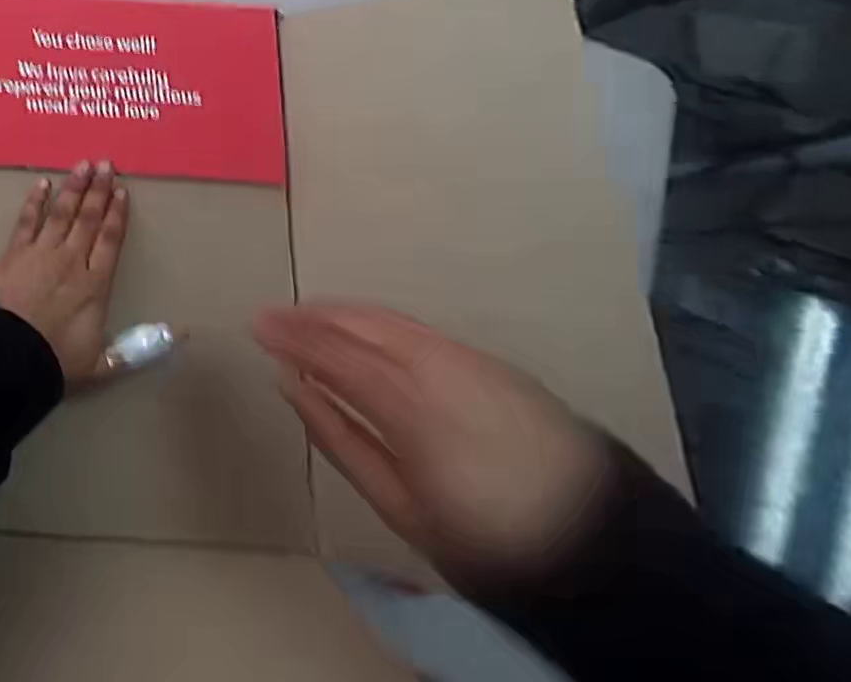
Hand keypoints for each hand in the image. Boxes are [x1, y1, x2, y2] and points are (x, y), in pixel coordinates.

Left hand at [0, 161, 128, 383]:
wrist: (6, 358)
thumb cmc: (55, 361)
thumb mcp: (101, 363)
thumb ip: (136, 349)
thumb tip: (179, 337)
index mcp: (95, 284)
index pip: (111, 239)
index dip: (118, 214)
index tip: (123, 191)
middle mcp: (72, 261)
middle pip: (89, 219)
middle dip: (99, 190)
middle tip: (106, 164)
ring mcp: (42, 254)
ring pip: (62, 213)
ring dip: (73, 188)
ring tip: (82, 165)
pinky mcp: (15, 254)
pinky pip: (27, 222)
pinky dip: (34, 202)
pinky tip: (41, 184)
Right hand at [254, 305, 611, 595]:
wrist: (594, 536)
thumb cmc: (483, 537)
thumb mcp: (399, 504)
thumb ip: (338, 437)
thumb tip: (293, 387)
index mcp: (406, 402)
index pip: (333, 353)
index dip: (291, 336)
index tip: (256, 323)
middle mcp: (433, 363)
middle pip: (358, 325)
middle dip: (311, 316)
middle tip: (272, 314)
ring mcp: (463, 356)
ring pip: (387, 319)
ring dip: (342, 312)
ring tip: (306, 313)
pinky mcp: (483, 358)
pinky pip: (415, 327)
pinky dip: (377, 320)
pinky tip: (361, 327)